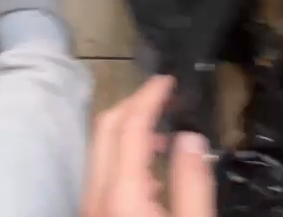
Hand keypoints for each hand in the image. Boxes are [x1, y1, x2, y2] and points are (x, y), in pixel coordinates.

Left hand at [82, 76, 214, 216]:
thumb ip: (192, 183)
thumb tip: (191, 137)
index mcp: (122, 191)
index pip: (130, 124)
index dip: (150, 94)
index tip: (168, 79)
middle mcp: (96, 192)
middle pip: (106, 127)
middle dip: (134, 104)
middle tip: (164, 96)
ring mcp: (89, 202)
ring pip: (101, 146)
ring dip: (128, 129)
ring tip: (163, 132)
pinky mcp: (92, 212)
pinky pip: (102, 169)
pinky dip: (122, 154)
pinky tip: (150, 169)